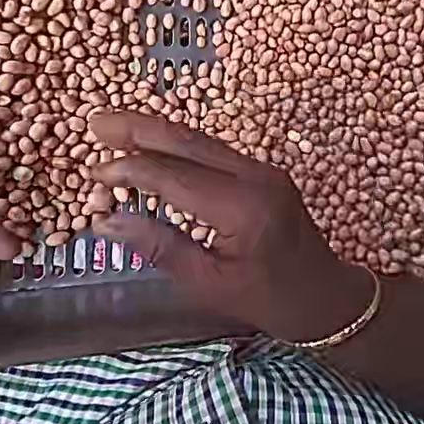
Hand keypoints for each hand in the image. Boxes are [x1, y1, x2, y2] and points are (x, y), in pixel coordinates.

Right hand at [88, 111, 376, 343]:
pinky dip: (178, 146)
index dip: (132, 170)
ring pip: (200, 140)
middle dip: (139, 128)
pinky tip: (152, 144)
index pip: (176, 177)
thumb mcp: (210, 285)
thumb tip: (106, 222)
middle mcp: (256, 177)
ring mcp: (262, 169)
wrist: (327, 295)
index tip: (96, 172)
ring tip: (115, 127)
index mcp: (243, 209)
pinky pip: (213, 150)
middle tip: (97, 122)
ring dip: (156, 132)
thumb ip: (160, 248)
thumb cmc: (270, 300)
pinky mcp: (262, 171)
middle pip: (189, 141)